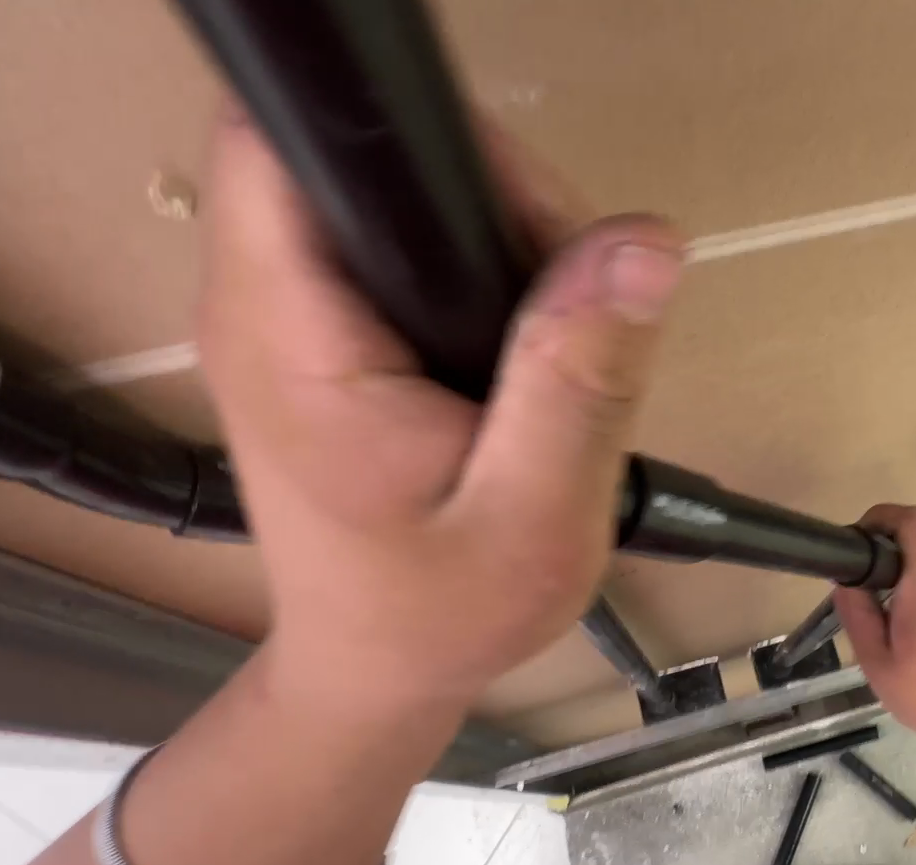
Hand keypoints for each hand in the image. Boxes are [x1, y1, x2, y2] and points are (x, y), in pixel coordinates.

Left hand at [194, 110, 683, 713]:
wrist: (380, 670)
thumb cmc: (444, 615)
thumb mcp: (534, 515)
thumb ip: (580, 382)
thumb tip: (644, 249)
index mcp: (296, 334)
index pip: (310, 144)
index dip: (437, 151)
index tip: (539, 235)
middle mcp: (270, 305)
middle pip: (374, 164)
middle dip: (499, 207)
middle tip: (575, 312)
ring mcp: (297, 323)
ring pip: (402, 206)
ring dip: (503, 249)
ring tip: (559, 351)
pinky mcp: (330, 346)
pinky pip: (409, 259)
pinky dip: (486, 285)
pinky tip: (525, 364)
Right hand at [833, 505, 915, 756]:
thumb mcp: (875, 660)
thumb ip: (857, 613)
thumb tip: (846, 581)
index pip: (915, 521)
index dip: (883, 515)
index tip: (858, 538)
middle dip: (884, 549)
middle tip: (857, 583)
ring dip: (899, 570)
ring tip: (875, 610)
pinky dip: (915, 585)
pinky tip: (900, 624)